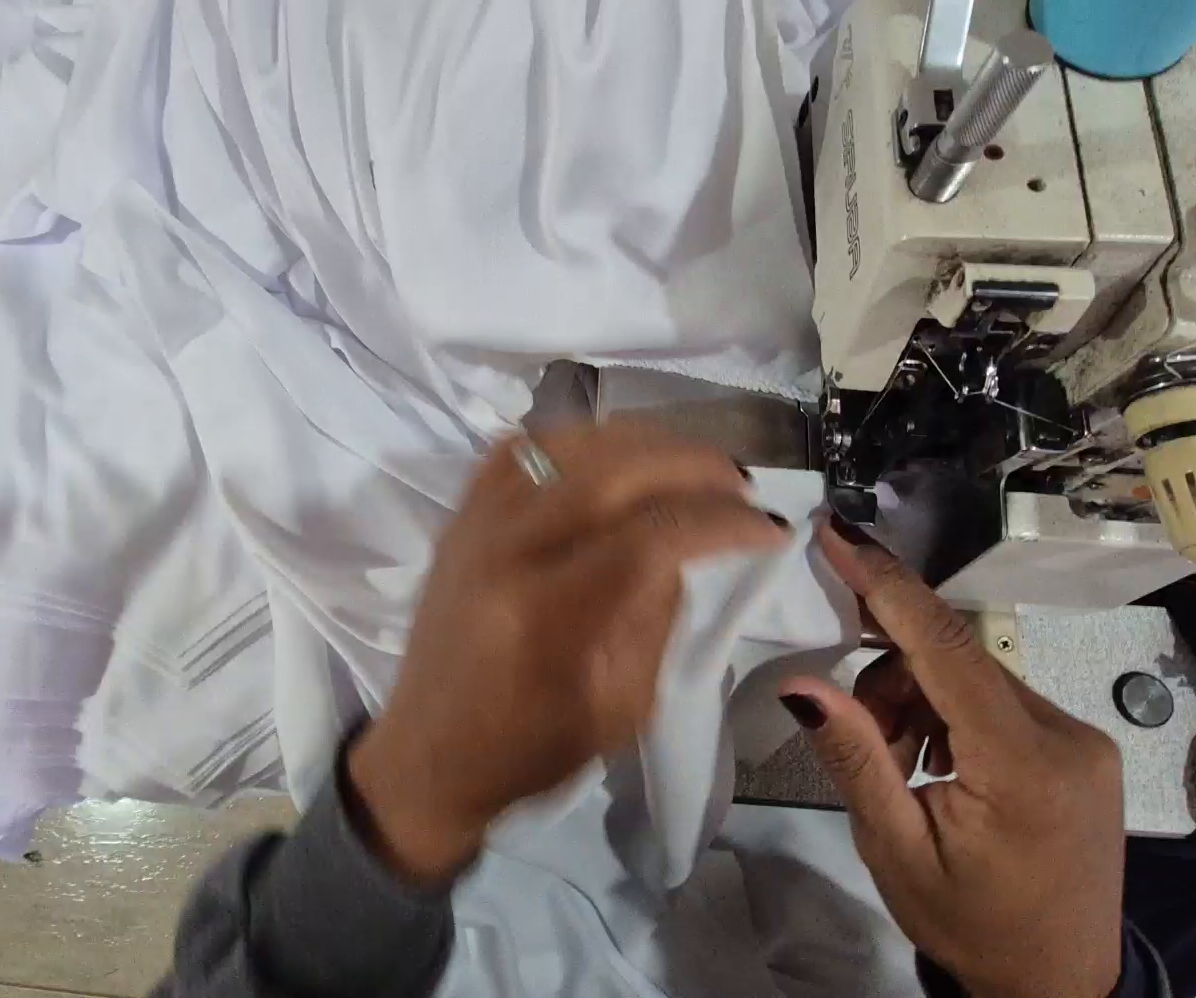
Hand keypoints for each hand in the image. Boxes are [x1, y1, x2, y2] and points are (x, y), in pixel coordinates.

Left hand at [348, 424, 788, 885]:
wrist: (426, 754)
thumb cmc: (526, 750)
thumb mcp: (618, 710)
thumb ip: (655, 618)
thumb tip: (682, 548)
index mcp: (545, 616)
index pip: (648, 538)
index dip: (719, 524)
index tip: (769, 528)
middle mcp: (504, 552)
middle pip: (610, 472)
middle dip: (690, 464)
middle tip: (739, 481)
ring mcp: (473, 525)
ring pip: (565, 446)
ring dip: (639, 442)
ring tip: (685, 463)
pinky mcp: (458, 519)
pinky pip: (517, 451)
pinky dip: (573, 441)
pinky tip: (609, 457)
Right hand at [780, 519, 1125, 997]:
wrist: (1059, 988)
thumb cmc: (969, 924)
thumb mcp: (894, 849)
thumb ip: (853, 757)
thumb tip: (802, 683)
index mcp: (1022, 765)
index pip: (944, 646)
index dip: (886, 582)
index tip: (836, 532)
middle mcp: (1064, 733)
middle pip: (950, 654)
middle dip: (886, 669)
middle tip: (857, 724)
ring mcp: (1076, 735)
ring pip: (965, 670)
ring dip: (910, 693)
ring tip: (896, 761)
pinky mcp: (1072, 742)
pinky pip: (988, 692)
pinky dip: (940, 706)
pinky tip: (927, 757)